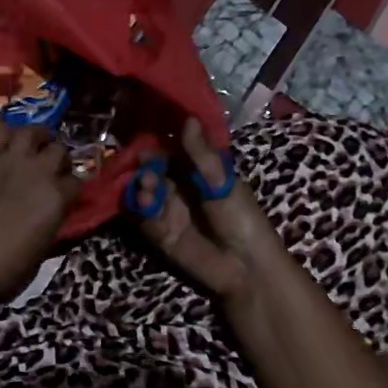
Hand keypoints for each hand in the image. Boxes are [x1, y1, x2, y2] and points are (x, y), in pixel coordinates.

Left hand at [0, 125, 81, 295]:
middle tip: (55, 167)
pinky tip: (9, 142)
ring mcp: (11, 161)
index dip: (74, 188)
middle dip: (61, 158)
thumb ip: (56, 215)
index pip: (77, 181)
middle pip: (59, 150)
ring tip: (37, 143)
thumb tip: (57, 205)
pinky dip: (6, 133)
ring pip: (31, 131)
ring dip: (38, 135)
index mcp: (58, 195)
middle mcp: (38, 171)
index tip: (69, 194)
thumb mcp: (47, 243)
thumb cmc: (13, 262)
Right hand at [133, 118, 281, 307]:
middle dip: (146, 168)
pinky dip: (140, 209)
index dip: (158, 146)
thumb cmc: (243, 219)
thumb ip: (200, 154)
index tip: (148, 141)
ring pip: (145, 192)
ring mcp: (168, 210)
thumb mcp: (223, 183)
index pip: (171, 152)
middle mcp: (179, 188)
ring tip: (149, 189)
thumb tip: (188, 119)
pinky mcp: (159, 232)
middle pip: (153, 170)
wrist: (246, 268)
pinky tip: (146, 205)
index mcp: (198, 172)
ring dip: (142, 187)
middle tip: (146, 167)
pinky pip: (142, 217)